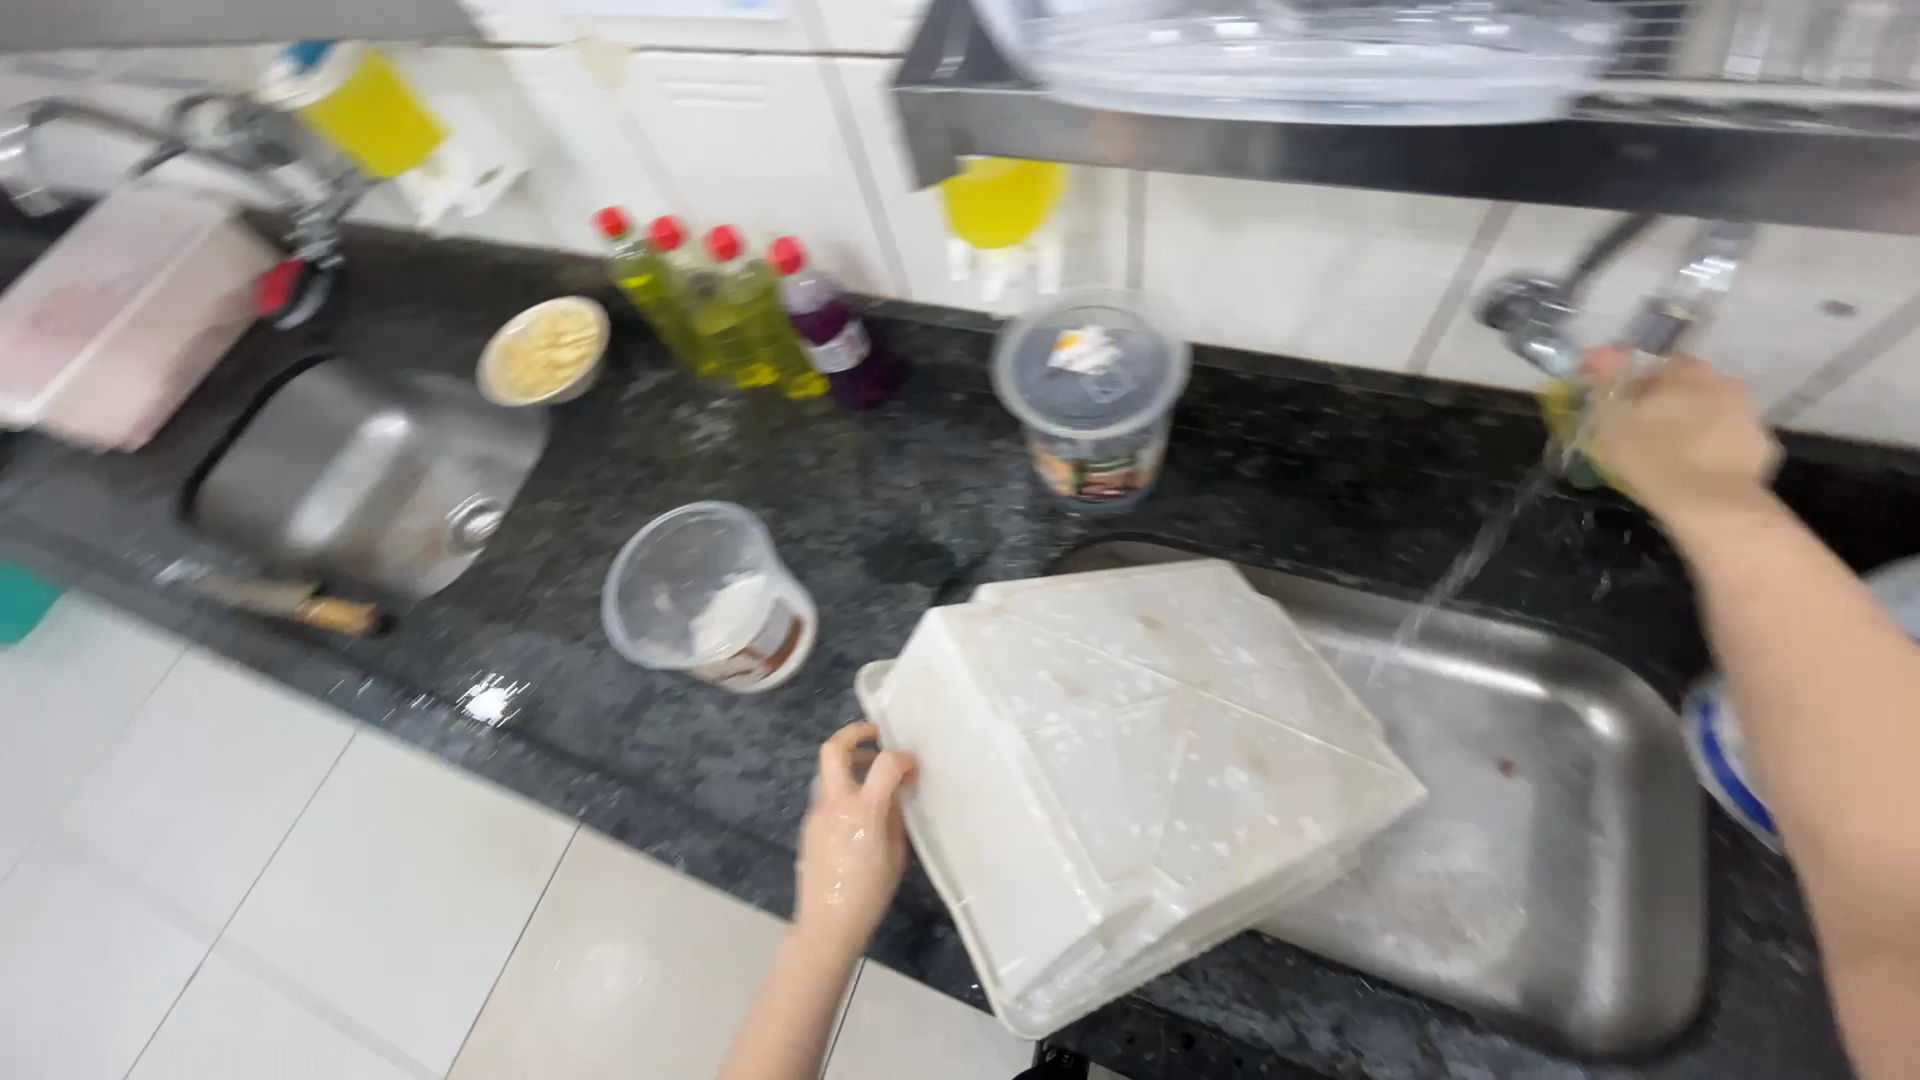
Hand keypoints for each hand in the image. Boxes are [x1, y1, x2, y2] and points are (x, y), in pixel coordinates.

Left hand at [793, 721, 916, 956]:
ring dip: (850, 761)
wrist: (826, 926)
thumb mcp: (896, 855)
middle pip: (834, 749)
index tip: (913, 769)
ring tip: (872, 775)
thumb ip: (894, 817)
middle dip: (855, 733)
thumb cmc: (869, 895)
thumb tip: (894, 794)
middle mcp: (836, 804)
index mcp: (864, 812)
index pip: (884, 763)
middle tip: (876, 736)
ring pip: (828, 769)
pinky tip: (859, 809)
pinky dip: (844, 787)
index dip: (903, 758)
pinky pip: (827, 793)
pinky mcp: (809, 824)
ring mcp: (817, 813)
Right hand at [1584, 350, 1783, 536]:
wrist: (1707, 500)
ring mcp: (1750, 417)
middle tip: (1639, 423)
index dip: (1638, 377)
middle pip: (1691, 386)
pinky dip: (1708, 445)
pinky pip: (1726, 439)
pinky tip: (1688, 464)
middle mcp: (1727, 385)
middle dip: (1667, 399)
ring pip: (1711, 412)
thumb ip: (1606, 385)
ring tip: (1663, 446)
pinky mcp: (1760, 447)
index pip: (1662, 362)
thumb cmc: (1649, 453)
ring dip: (1690, 421)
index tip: (1618, 397)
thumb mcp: (1610, 419)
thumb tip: (1598, 355)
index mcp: (1690, 374)